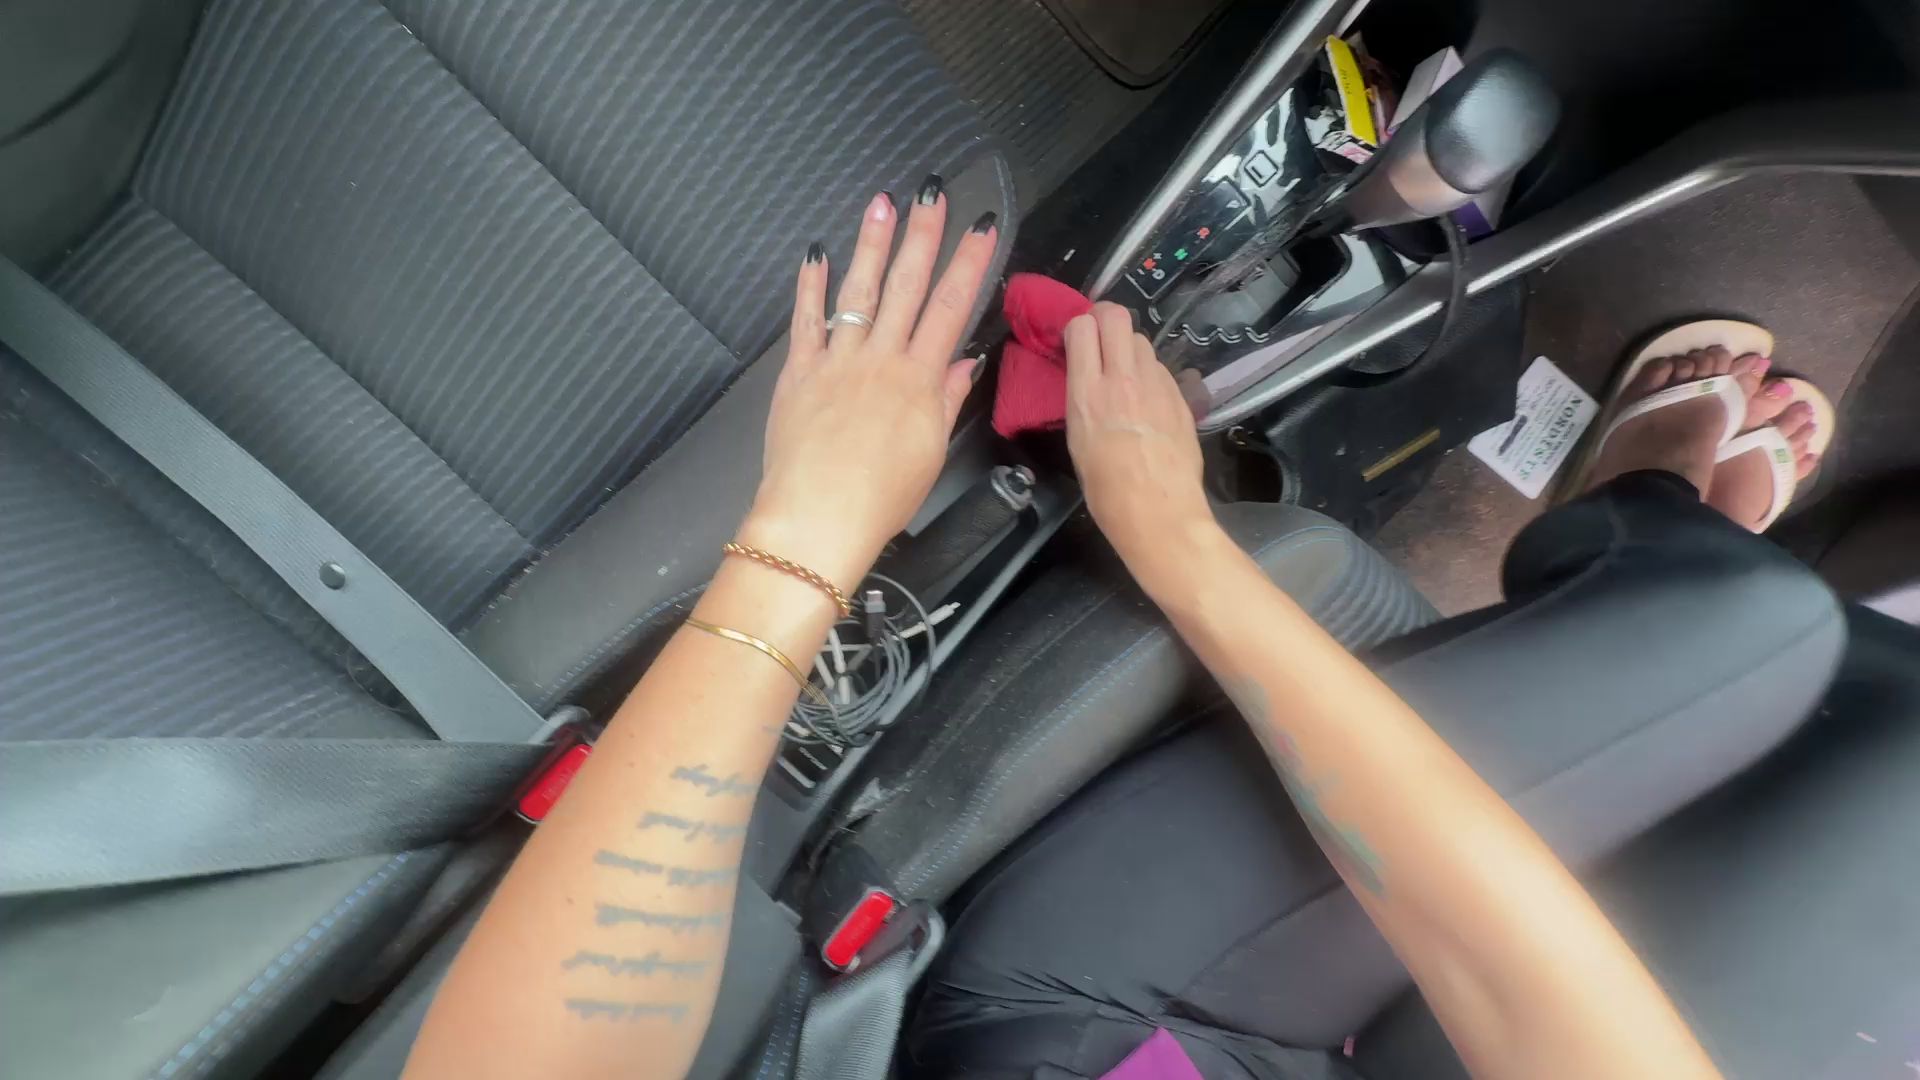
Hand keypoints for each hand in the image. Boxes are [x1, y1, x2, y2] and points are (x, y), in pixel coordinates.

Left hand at [741, 181, 997, 589]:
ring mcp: (837, 362)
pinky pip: (806, 321)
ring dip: (872, 245)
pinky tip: (815, 254)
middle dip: (924, 236)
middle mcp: (880, 361)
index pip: (950, 309)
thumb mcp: (929, 452)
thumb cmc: (881, 497)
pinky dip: (810, 287)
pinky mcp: (799, 372)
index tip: (981, 228)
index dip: (968, 265)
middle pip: (907, 288)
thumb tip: (965, 363)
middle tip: (933, 192)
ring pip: (859, 292)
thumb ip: (947, 401)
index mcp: (918, 381)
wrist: (819, 517)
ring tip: (882, 203)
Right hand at [1064, 303, 1217, 588]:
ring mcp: (1157, 385)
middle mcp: (1123, 379)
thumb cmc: (1107, 492)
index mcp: (1088, 393)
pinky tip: (1146, 398)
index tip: (1073, 340)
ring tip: (1123, 372)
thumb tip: (1088, 385)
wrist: (1159, 512)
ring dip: (1128, 347)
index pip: (1082, 327)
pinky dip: (1149, 373)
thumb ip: (1083, 402)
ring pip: (1141, 340)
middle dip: (1104, 318)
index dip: (1076, 327)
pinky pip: (1161, 368)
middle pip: (1117, 316)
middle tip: (1098, 336)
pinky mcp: (1180, 397)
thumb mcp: (1078, 443)